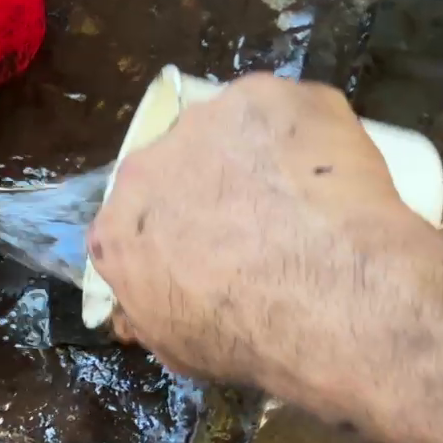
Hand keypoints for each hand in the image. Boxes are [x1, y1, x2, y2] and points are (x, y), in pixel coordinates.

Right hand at [87, 75, 442, 395]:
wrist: (318, 295)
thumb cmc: (236, 335)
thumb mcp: (173, 347)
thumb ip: (148, 313)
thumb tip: (138, 310)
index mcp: (114, 232)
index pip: (130, 226)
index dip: (168, 235)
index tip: (197, 250)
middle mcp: (143, 169)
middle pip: (171, 170)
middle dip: (202, 189)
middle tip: (250, 223)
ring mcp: (203, 123)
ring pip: (225, 134)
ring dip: (251, 157)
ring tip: (296, 197)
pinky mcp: (263, 95)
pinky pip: (283, 113)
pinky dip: (303, 135)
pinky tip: (328, 174)